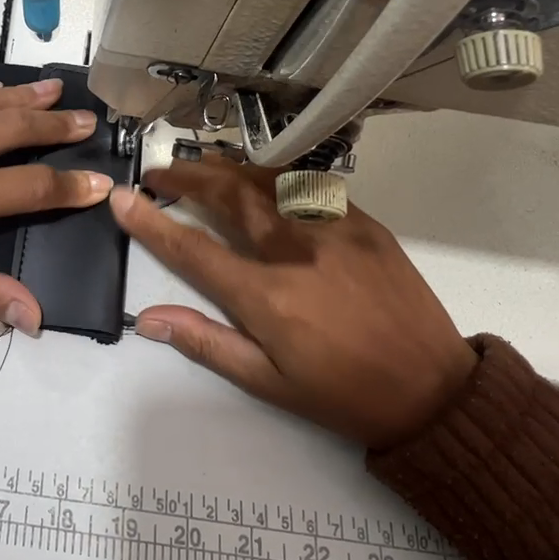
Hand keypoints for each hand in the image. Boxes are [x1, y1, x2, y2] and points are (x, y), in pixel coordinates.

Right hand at [110, 159, 475, 448]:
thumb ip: (206, 342)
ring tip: (200, 165)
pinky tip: (258, 175)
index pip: (193, 250)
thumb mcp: (269, 384)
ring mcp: (334, 229)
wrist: (436, 392)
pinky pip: (308, 185)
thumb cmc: (344, 394)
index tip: (123, 199)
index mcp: (268, 297)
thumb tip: (148, 319)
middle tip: (159, 172)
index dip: (151, 222)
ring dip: (226, 168)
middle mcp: (296, 251)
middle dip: (187, 178)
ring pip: (267, 180)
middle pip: (229, 197)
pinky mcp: (363, 221)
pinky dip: (273, 175)